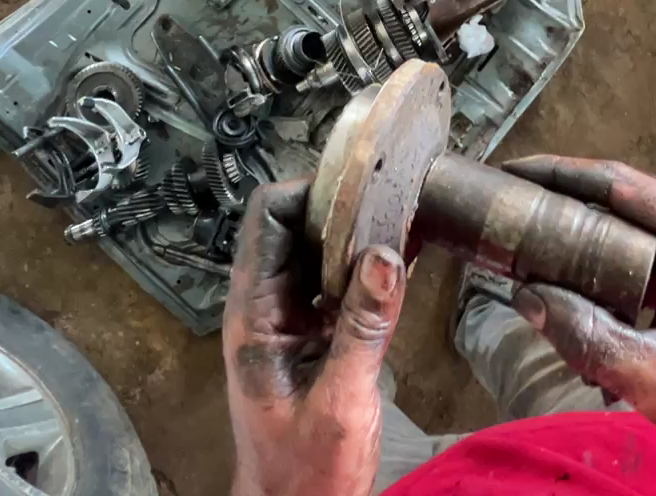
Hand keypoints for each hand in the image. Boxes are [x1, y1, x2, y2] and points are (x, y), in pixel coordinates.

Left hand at [223, 179, 405, 495]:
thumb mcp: (340, 400)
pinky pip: (336, 281)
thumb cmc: (306, 470)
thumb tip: (386, 254)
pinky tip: (400, 257)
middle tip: (390, 196)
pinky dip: (364, 266)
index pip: (268, 218)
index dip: (307, 192)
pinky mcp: (314, 329)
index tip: (358, 187)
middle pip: (294, 225)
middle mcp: (267, 301)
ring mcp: (290, 314)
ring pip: (317, 249)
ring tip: (401, 216)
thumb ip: (363, 328)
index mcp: (255, 309)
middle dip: (339, 208)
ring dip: (355, 234)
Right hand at [502, 156, 655, 495]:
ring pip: (621, 217)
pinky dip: (594, 251)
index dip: (559, 172)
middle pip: (616, 194)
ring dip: (574, 224)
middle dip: (558, 195)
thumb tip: (523, 296)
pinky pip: (632, 244)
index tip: (513, 170)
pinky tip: (560, 266)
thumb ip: (590, 338)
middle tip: (506, 201)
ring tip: (521, 227)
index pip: (619, 184)